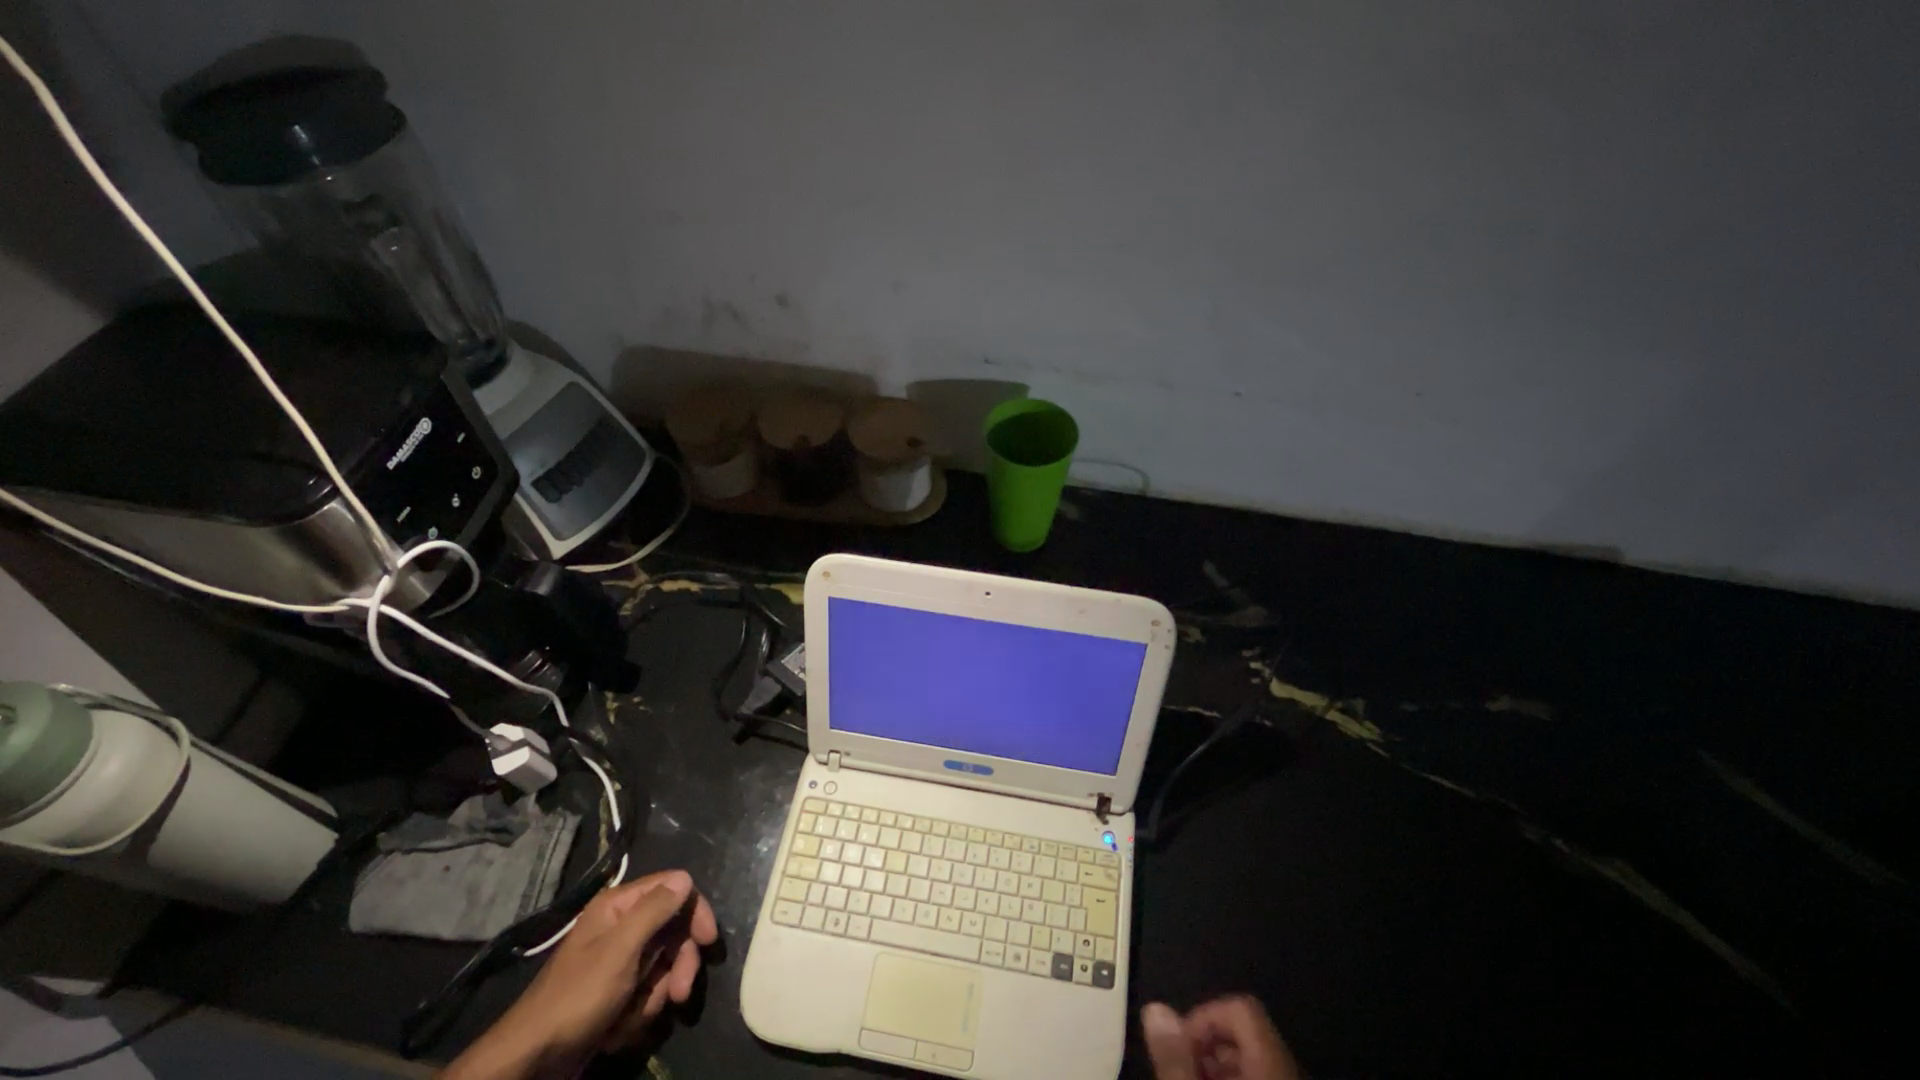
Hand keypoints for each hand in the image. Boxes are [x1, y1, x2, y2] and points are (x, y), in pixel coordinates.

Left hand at [442, 870, 718, 1079]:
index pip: (673, 889)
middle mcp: (621, 926)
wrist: (537, 1055)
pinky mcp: (618, 990)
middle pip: (674, 931)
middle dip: (678, 965)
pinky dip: (641, 1010)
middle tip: (678, 992)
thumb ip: (654, 910)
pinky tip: (619, 1027)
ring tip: (634, 1016)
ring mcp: (620, 960)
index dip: (694, 911)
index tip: (707, 940)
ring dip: (656, 994)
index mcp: (618, 907)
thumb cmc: (578, 996)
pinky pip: (648, 990)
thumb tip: (685, 878)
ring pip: (664, 965)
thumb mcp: (620, 950)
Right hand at [1141, 996, 1300, 1079]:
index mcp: (1273, 1058)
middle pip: (1247, 1033)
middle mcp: (1292, 1068)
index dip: (1203, 1018)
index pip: (1241, 1007)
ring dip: (1219, 1066)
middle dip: (1207, 1046)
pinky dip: (1236, 1079)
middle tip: (1183, 1071)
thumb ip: (1175, 1055)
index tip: (1181, 1047)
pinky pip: (1264, 1076)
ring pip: (1254, 1059)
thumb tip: (1155, 1008)